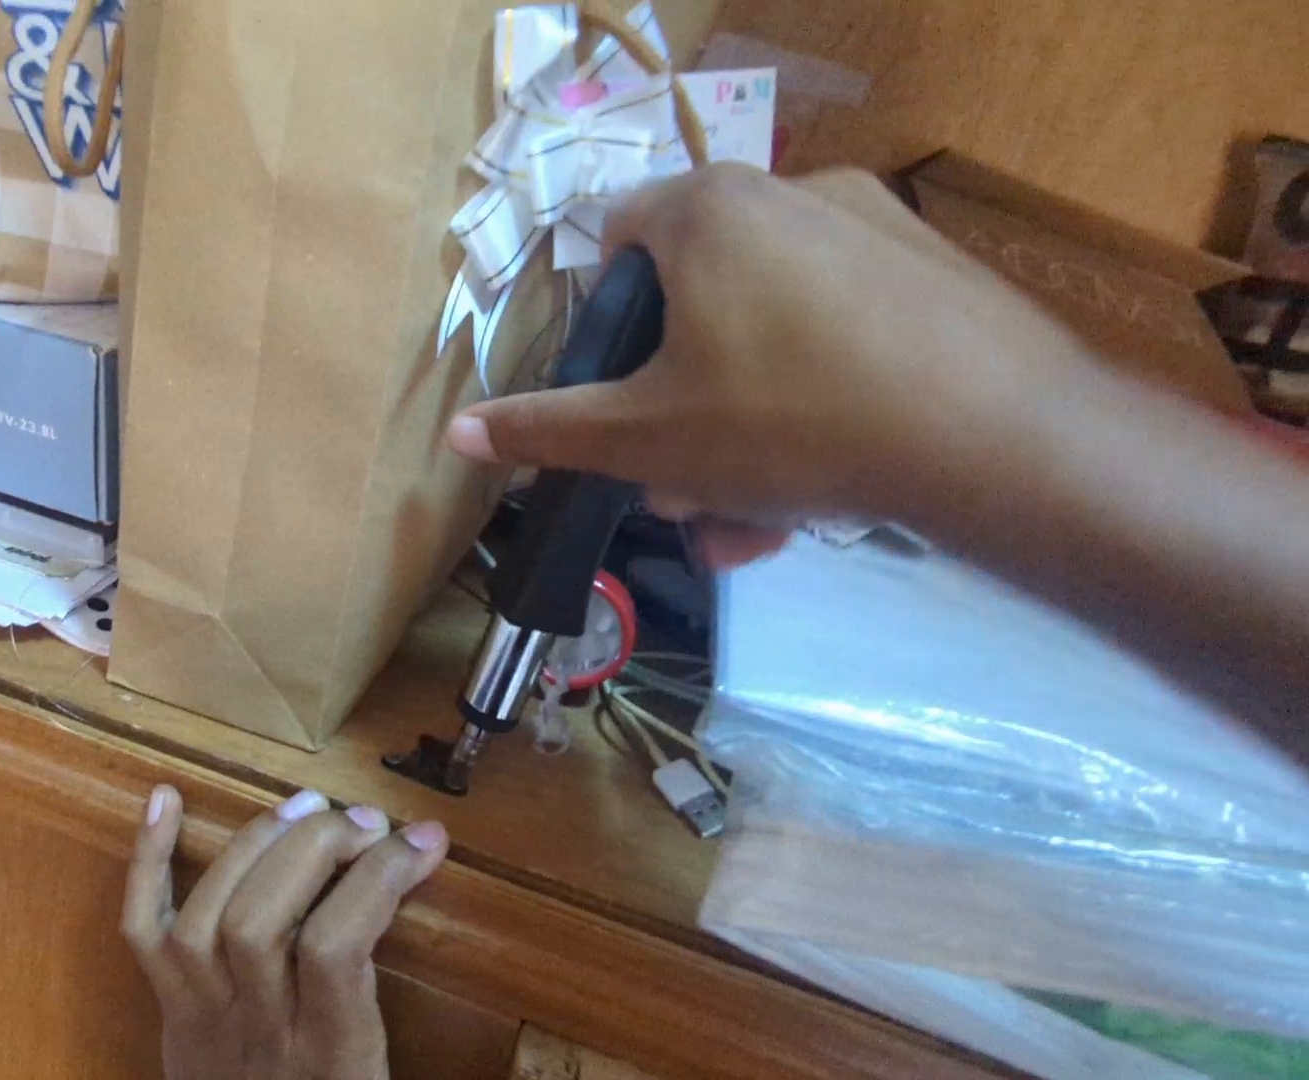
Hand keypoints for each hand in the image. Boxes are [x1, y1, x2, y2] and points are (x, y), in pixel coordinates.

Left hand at [122, 786, 449, 1079]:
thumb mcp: (378, 1070)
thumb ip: (388, 985)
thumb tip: (429, 861)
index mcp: (327, 1055)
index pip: (338, 948)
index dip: (381, 878)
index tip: (425, 837)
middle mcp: (256, 1029)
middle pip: (261, 920)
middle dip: (316, 846)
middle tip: (363, 818)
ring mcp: (201, 1014)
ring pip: (206, 916)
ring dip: (256, 842)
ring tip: (306, 807)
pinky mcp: (166, 1005)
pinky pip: (142, 929)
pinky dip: (147, 860)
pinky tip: (165, 798)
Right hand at [445, 164, 1101, 535]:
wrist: (1001, 446)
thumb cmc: (784, 420)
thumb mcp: (639, 436)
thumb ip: (543, 429)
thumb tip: (457, 430)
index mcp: (707, 211)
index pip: (611, 240)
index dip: (598, 324)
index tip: (615, 391)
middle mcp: (787, 195)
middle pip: (687, 306)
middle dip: (668, 404)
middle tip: (675, 480)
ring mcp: (868, 230)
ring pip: (759, 337)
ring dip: (731, 430)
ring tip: (740, 514)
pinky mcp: (927, 277)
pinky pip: (829, 342)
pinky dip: (801, 409)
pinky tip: (804, 491)